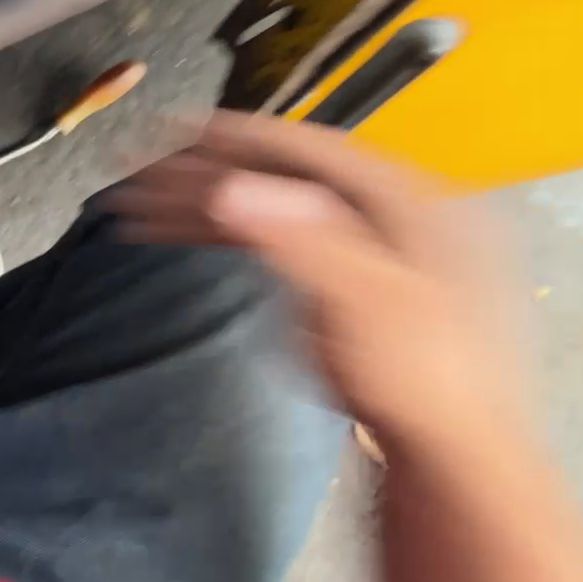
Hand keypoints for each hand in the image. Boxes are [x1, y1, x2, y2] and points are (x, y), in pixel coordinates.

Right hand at [111, 112, 529, 456]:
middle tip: (134, 173)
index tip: (172, 129)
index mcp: (411, 205)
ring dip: (193, 204)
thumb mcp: (368, 304)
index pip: (310, 150)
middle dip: (198, 173)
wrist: (449, 452)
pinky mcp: (337, 276)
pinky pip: (265, 236)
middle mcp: (386, 213)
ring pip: (262, 207)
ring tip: (132, 208)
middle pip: (275, 176)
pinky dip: (214, 230)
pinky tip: (173, 233)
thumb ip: (304, 241)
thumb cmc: (418, 378)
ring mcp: (361, 246)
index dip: (238, 135)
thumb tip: (231, 190)